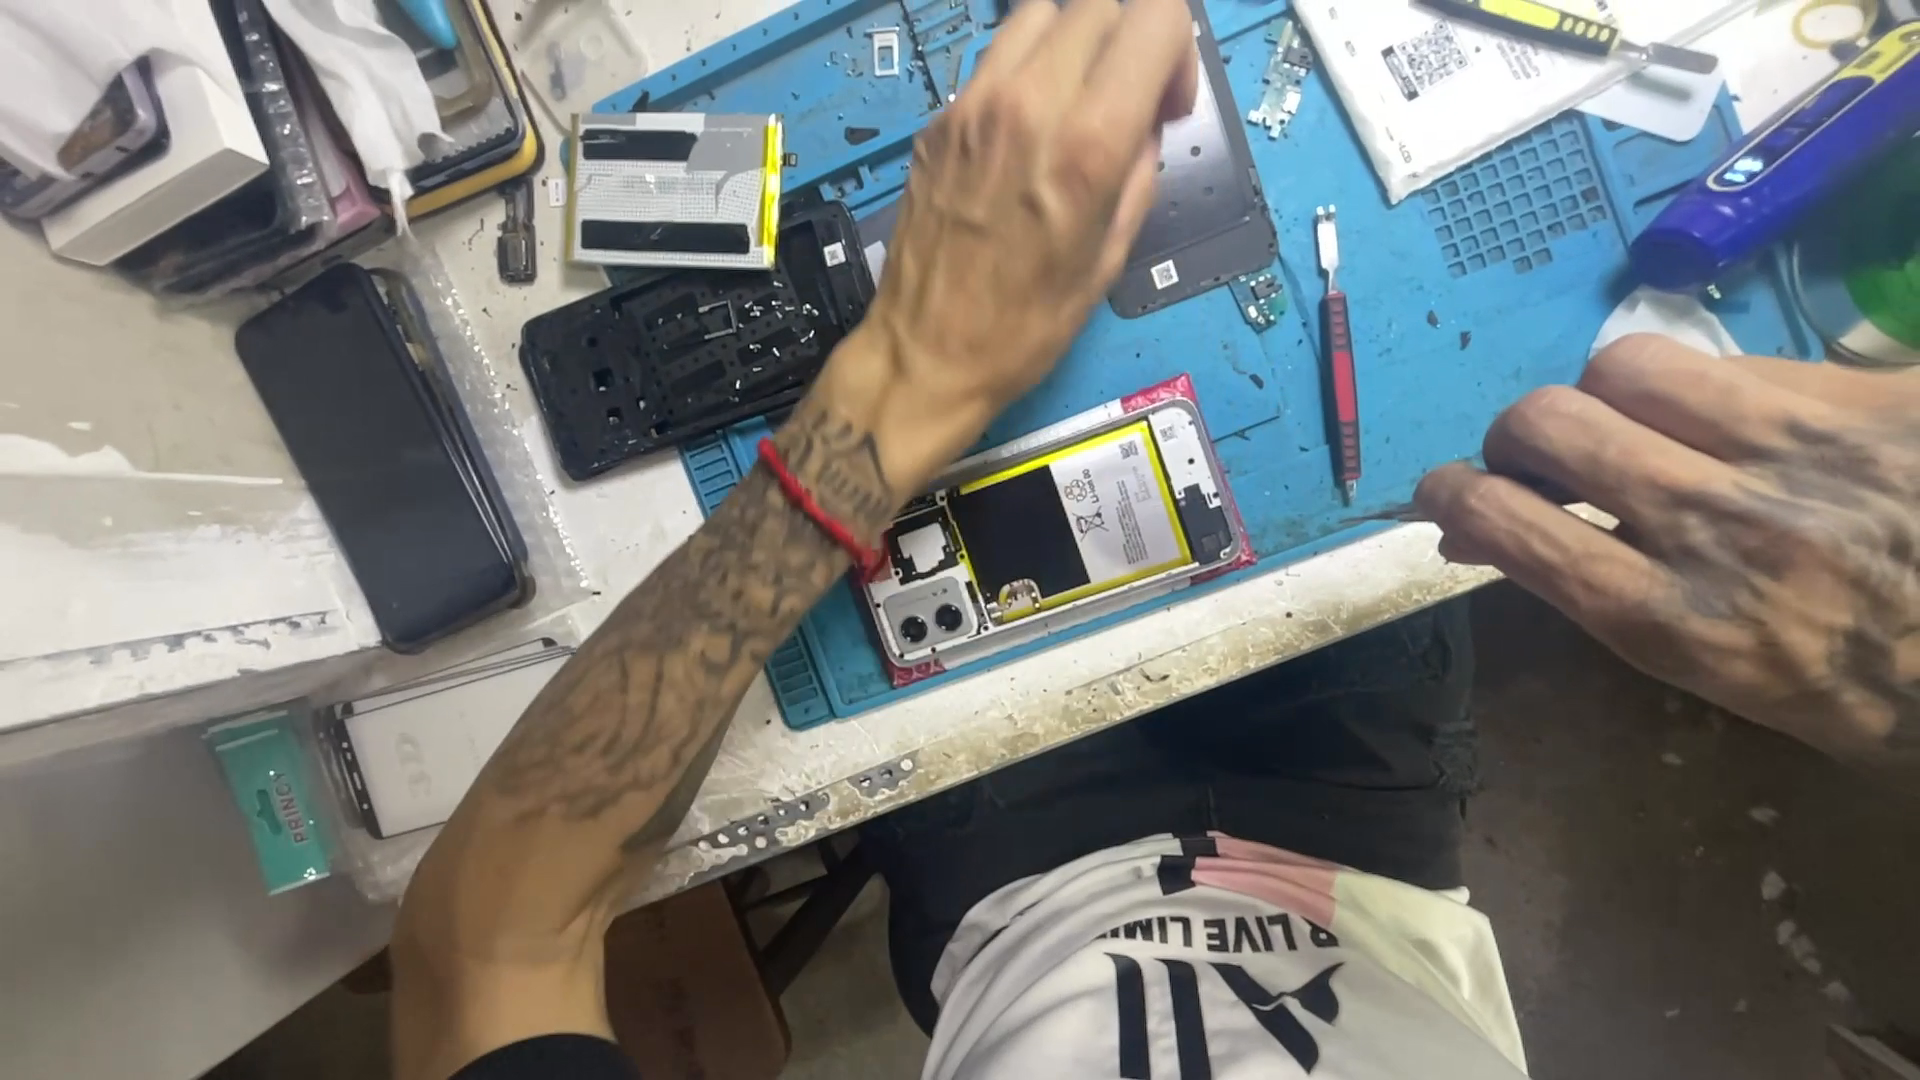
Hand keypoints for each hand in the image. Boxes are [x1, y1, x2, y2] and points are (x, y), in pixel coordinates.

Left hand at [819, 0, 1198, 495]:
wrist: (924, 357)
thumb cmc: (1022, 332)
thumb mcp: (1106, 263)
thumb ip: (1139, 174)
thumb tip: (1144, 123)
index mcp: (1085, 146)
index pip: (1155, 17)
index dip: (1177, 51)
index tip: (1165, 106)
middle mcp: (1027, 104)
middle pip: (1099, 5)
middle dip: (1129, 42)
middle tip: (1125, 105)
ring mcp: (972, 107)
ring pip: (1041, 14)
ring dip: (1074, 45)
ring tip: (1074, 107)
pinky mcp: (937, 122)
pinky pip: (994, 60)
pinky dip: (1024, 74)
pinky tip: (1023, 133)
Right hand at [1415, 334, 1919, 782]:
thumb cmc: (1854, 687)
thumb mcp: (1694, 662)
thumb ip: (1575, 587)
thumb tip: (1466, 535)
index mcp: (1670, 616)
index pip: (1501, 516)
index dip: (1446, 491)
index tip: (1444, 491)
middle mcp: (1725, 525)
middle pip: (1546, 421)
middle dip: (1516, 439)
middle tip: (1543, 462)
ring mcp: (1812, 452)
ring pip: (1629, 365)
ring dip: (1604, 398)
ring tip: (1636, 426)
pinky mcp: (1889, 398)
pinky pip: (1739, 360)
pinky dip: (1709, 392)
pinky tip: (1744, 428)